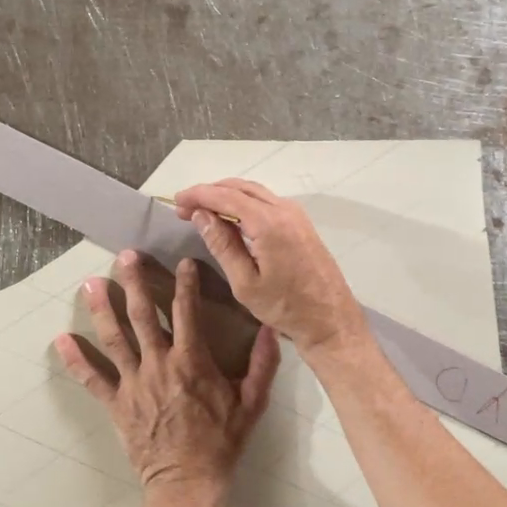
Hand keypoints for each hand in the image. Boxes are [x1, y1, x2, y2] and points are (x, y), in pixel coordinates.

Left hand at [54, 250, 280, 506]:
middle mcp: (159, 364)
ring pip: (114, 338)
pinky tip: (61, 340)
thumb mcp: (252, 405)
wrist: (187, 484)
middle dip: (134, 282)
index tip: (184, 262)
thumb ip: (263, 365)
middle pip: (142, 315)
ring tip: (90, 283)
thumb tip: (271, 329)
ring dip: (101, 308)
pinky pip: (93, 379)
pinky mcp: (117, 404)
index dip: (185, 283)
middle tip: (125, 255)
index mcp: (192, 361)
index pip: (187, 311)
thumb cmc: (221, 444)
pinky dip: (76, 360)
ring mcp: (133, 383)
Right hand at [172, 179, 367, 351]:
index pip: (226, 197)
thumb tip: (200, 215)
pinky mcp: (302, 224)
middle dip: (211, 193)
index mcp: (269, 223)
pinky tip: (231, 218)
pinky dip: (244, 203)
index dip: (198, 195)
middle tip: (185, 207)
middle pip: (240, 187)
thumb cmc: (285, 307)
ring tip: (203, 211)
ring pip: (255, 192)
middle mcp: (284, 210)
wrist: (330, 320)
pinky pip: (267, 202)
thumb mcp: (245, 282)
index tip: (176, 201)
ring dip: (227, 196)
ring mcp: (297, 215)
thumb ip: (222, 245)